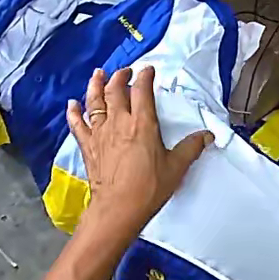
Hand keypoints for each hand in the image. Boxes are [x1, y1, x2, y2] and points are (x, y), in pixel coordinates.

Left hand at [66, 66, 211, 239]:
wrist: (118, 208)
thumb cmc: (147, 188)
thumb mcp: (177, 166)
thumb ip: (191, 147)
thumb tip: (206, 136)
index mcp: (143, 124)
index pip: (142, 91)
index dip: (145, 77)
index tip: (148, 71)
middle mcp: (119, 123)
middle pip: (115, 91)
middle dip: (120, 77)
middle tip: (125, 71)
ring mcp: (100, 134)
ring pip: (95, 102)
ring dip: (96, 85)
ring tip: (98, 74)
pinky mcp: (88, 147)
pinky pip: (78, 125)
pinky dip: (74, 113)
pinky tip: (72, 105)